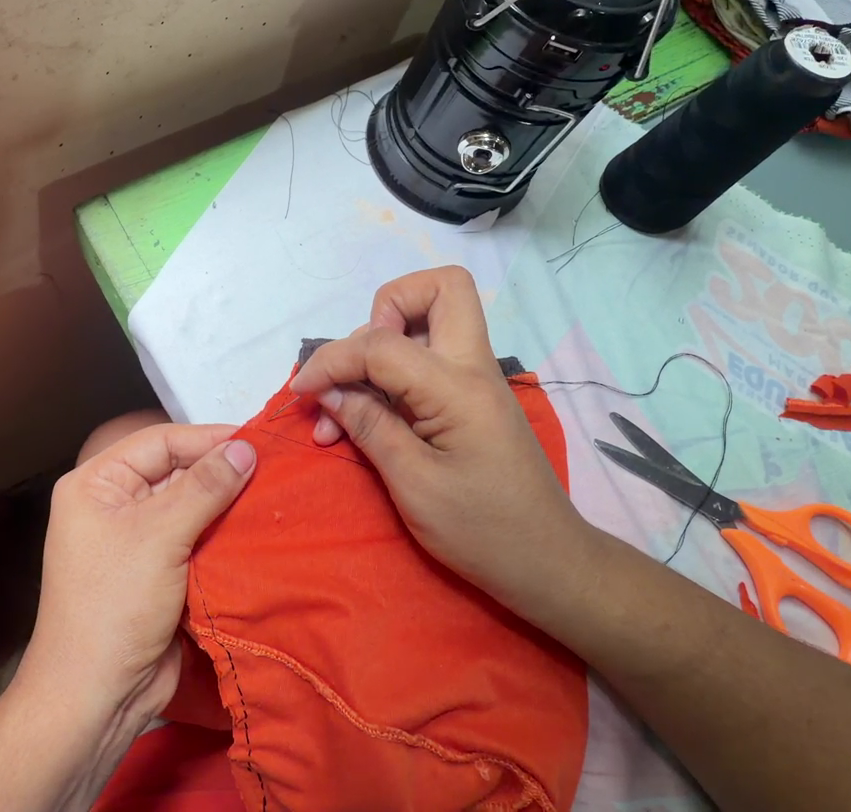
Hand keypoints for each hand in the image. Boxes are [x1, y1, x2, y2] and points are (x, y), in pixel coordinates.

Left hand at [17, 422, 256, 725]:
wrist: (96, 696)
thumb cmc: (113, 606)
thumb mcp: (160, 536)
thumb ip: (205, 487)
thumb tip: (245, 448)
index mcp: (96, 483)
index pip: (158, 442)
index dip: (206, 439)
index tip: (254, 440)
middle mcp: (113, 505)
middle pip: (175, 471)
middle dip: (220, 471)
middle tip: (271, 467)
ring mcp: (136, 540)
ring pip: (190, 506)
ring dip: (226, 505)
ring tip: (272, 494)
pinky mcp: (160, 572)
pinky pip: (196, 540)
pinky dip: (223, 535)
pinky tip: (257, 529)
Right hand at [288, 266, 591, 606]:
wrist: (547, 563)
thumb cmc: (481, 531)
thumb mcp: (413, 484)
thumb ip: (368, 426)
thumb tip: (327, 389)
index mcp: (458, 388)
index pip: (382, 342)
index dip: (333, 359)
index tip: (303, 390)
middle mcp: (473, 367)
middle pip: (441, 287)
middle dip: (386, 308)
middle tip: (359, 363)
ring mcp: (476, 379)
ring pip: (432, 317)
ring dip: (382, 343)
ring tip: (346, 402)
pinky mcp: (470, 397)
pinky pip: (428, 358)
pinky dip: (392, 371)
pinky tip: (364, 415)